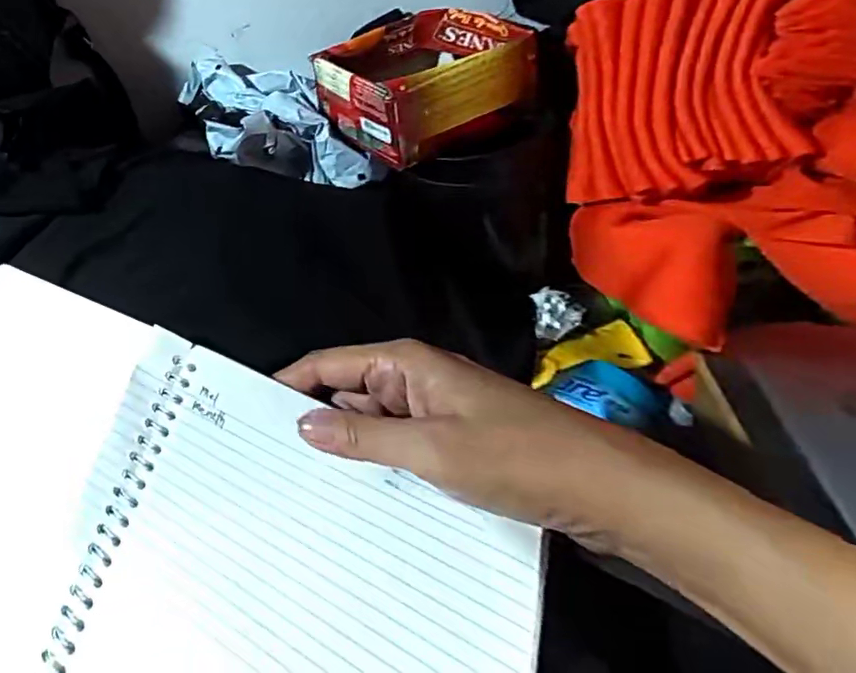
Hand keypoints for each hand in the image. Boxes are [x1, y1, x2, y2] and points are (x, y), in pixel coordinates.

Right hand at [275, 339, 679, 547]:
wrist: (601, 488)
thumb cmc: (515, 455)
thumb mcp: (431, 449)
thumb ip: (363, 437)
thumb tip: (302, 422)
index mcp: (404, 363)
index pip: (330, 365)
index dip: (292, 383)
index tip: (254, 409)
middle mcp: (413, 379)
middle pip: (348, 394)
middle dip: (319, 423)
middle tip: (278, 460)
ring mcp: (432, 409)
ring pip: (373, 424)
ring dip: (351, 448)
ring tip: (311, 483)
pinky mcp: (448, 437)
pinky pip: (398, 444)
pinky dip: (380, 463)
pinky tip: (364, 491)